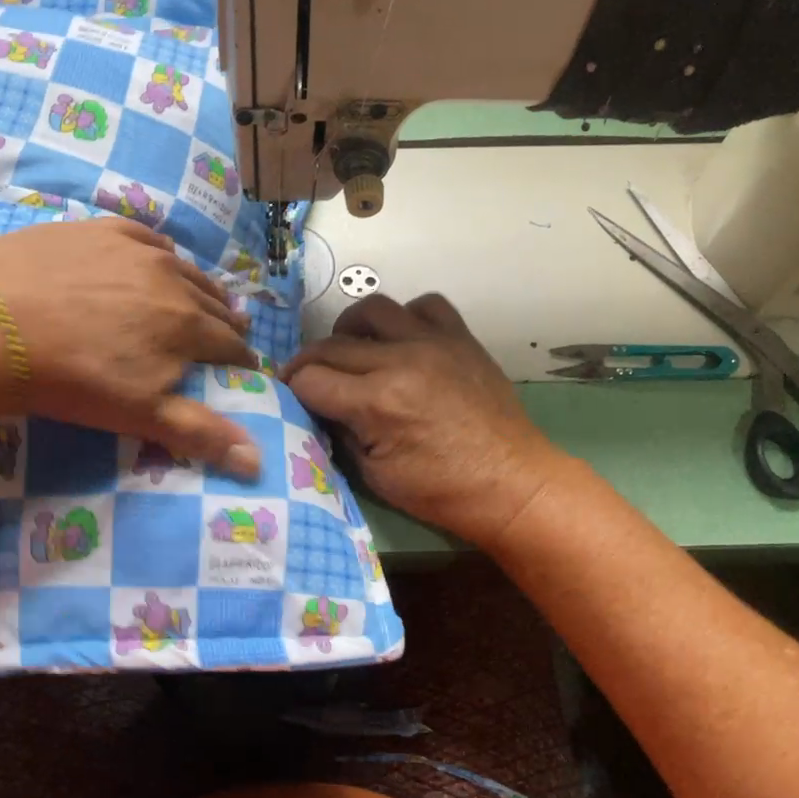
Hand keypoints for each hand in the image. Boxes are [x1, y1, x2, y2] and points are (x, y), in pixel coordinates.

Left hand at [0, 218, 261, 476]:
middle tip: (232, 335)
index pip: (230, 345)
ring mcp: (133, 249)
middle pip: (213, 304)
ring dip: (200, 287)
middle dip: (227, 323)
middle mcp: (171, 279)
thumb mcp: (140, 414)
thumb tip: (257, 463)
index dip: (243, 360)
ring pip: (183, 267)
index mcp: (187, 326)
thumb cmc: (72, 378)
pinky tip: (160, 255)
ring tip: (206, 298)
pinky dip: (160, 250)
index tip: (247, 368)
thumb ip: (200, 434)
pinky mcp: (96, 230)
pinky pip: (144, 235)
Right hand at [281, 294, 567, 545]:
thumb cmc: (440, 492)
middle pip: (332, 345)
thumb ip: (342, 433)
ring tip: (351, 352)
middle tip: (307, 382)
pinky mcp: (461, 338)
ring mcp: (434, 343)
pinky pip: (425, 305)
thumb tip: (320, 408)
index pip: (310, 380)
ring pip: (372, 309)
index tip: (287, 399)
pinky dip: (404, 319)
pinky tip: (402, 341)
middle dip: (309, 364)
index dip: (290, 390)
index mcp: (377, 402)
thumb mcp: (375, 475)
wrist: (510, 483)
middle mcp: (402, 360)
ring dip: (350, 330)